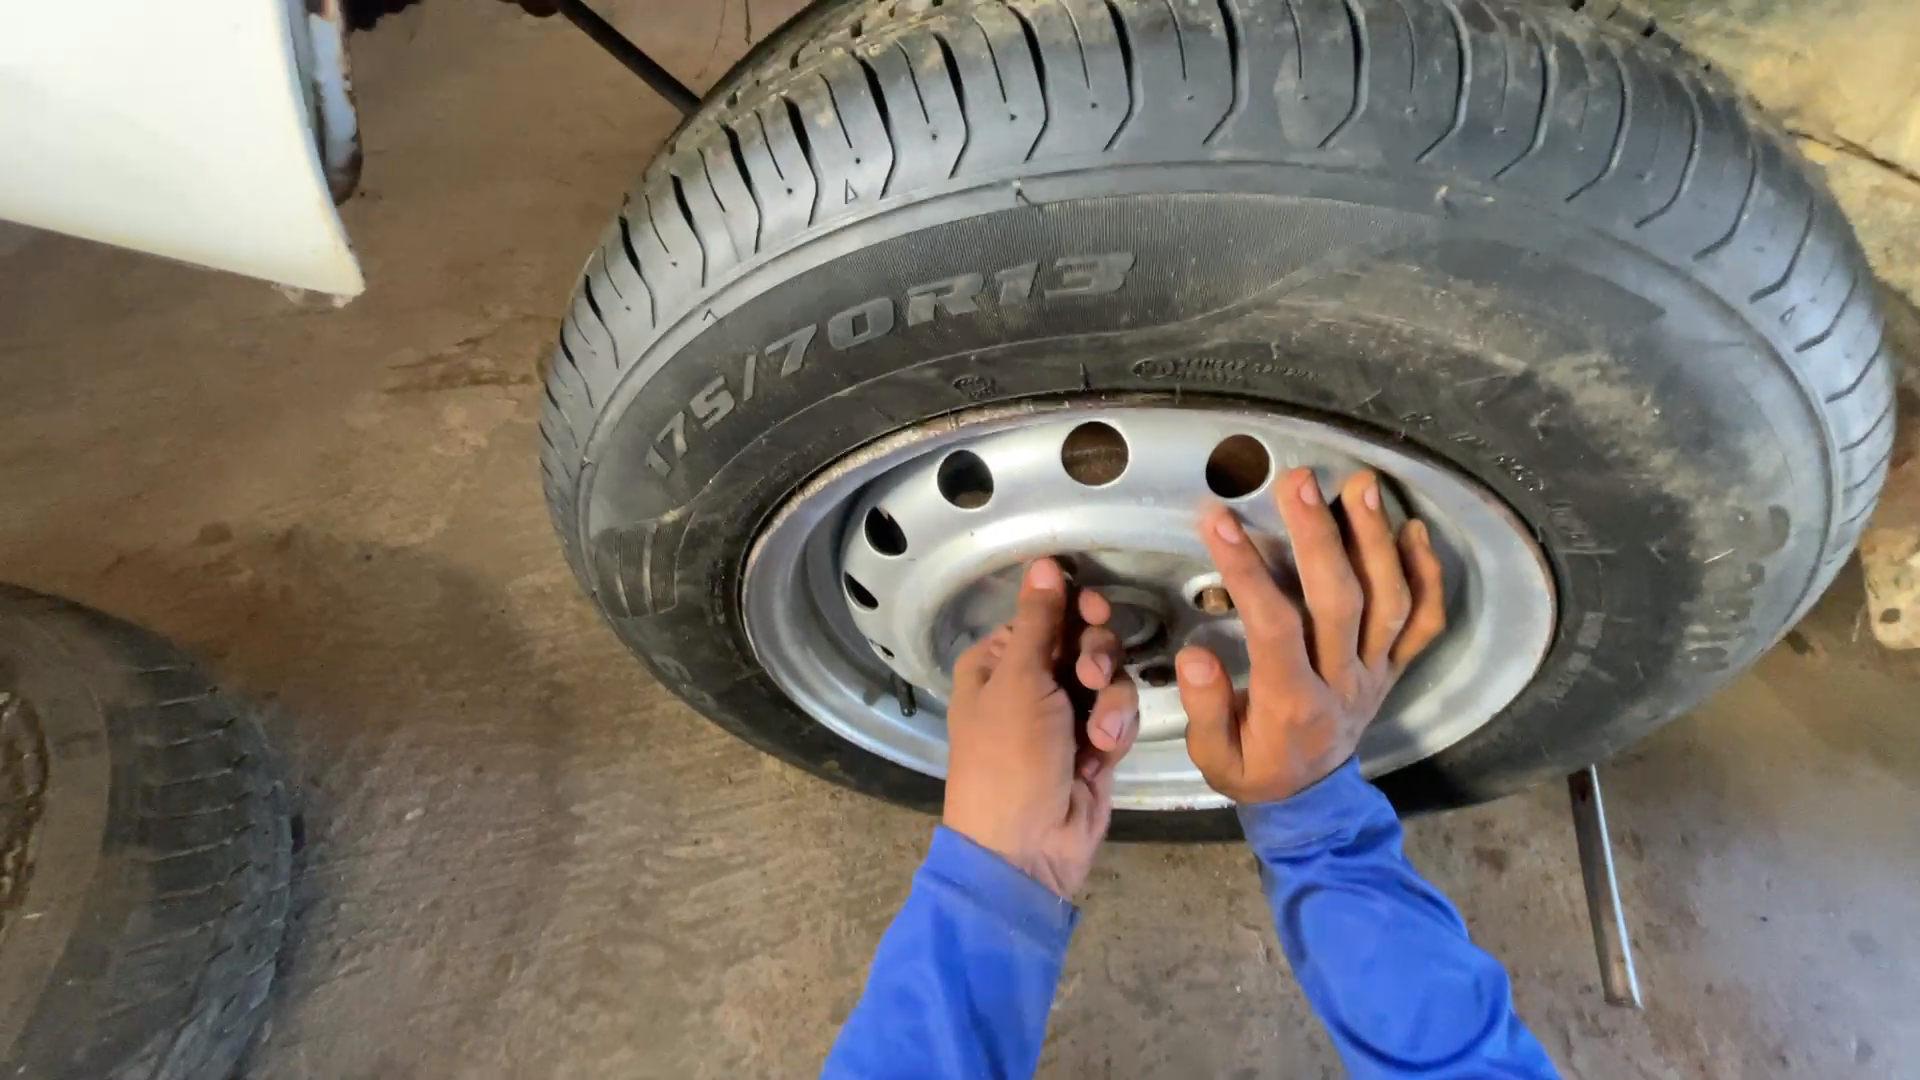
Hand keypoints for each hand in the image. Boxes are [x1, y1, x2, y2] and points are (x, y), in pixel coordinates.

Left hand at [943, 558, 1141, 897]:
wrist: (1026, 846)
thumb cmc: (1008, 756)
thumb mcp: (1019, 681)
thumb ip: (1039, 620)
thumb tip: (1043, 562)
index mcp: (999, 660)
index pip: (1045, 613)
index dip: (1073, 608)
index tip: (1095, 609)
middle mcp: (1032, 680)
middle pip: (1083, 639)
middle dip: (1096, 655)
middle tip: (1093, 674)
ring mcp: (1065, 712)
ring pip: (1109, 675)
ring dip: (1109, 699)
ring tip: (1097, 729)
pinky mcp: (1095, 740)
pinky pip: (1118, 712)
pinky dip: (1115, 728)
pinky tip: (1103, 749)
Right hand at [1178, 468, 1446, 803]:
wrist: (1309, 801)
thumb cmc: (1252, 769)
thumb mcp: (1212, 758)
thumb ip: (1205, 710)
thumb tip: (1197, 657)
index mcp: (1291, 702)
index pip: (1272, 625)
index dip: (1246, 570)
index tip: (1219, 520)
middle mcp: (1342, 681)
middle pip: (1339, 600)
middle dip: (1318, 535)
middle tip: (1298, 482)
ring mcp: (1374, 673)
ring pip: (1388, 601)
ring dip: (1375, 539)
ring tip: (1358, 486)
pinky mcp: (1391, 669)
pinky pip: (1422, 623)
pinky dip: (1426, 576)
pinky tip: (1413, 532)